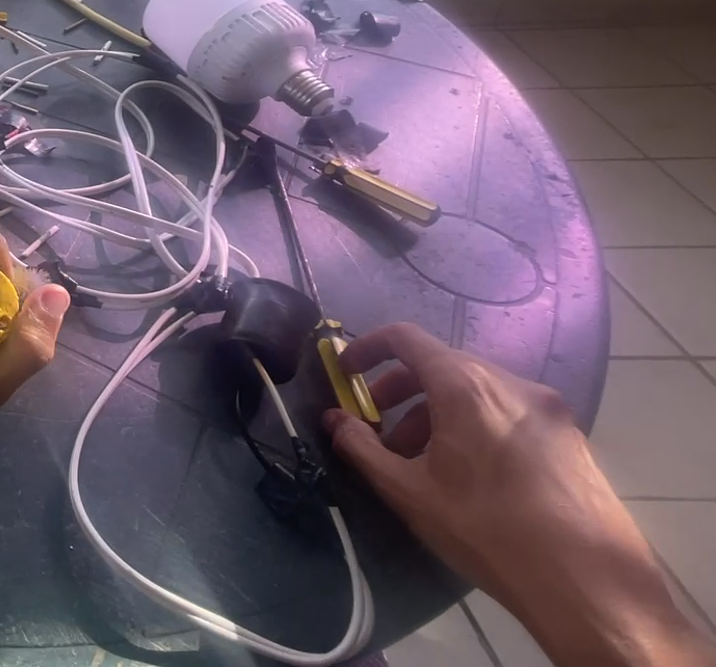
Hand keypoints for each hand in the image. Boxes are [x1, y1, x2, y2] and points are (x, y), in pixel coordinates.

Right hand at [325, 323, 709, 665]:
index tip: (346, 373)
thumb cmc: (487, 529)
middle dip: (398, 390)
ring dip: (433, 412)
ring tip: (419, 458)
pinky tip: (466, 472)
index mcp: (467, 388)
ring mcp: (551, 414)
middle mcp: (513, 387)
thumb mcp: (406, 489)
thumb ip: (360, 445)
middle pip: (441, 365)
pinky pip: (506, 414)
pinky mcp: (573, 442)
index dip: (367, 347)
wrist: (596, 593)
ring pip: (475, 392)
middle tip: (376, 427)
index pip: (406, 338)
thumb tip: (335, 419)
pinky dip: (471, 425)